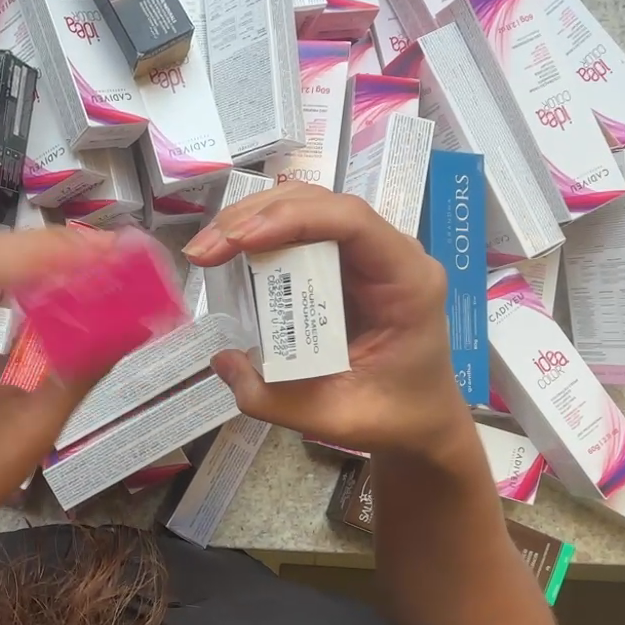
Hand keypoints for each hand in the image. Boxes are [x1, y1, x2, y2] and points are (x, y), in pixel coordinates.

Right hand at [183, 182, 467, 458]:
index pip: (352, 223)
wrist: (420, 418)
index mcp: (406, 284)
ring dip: (252, 218)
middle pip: (322, 204)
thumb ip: (269, 398)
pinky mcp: (344, 261)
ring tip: (207, 247)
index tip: (238, 242)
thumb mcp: (328, 419)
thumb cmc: (389, 417)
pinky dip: (260, 232)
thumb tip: (223, 358)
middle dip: (256, 217)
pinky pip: (302, 230)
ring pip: (308, 207)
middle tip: (203, 250)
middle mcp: (390, 254)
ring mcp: (367, 253)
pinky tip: (229, 248)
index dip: (292, 220)